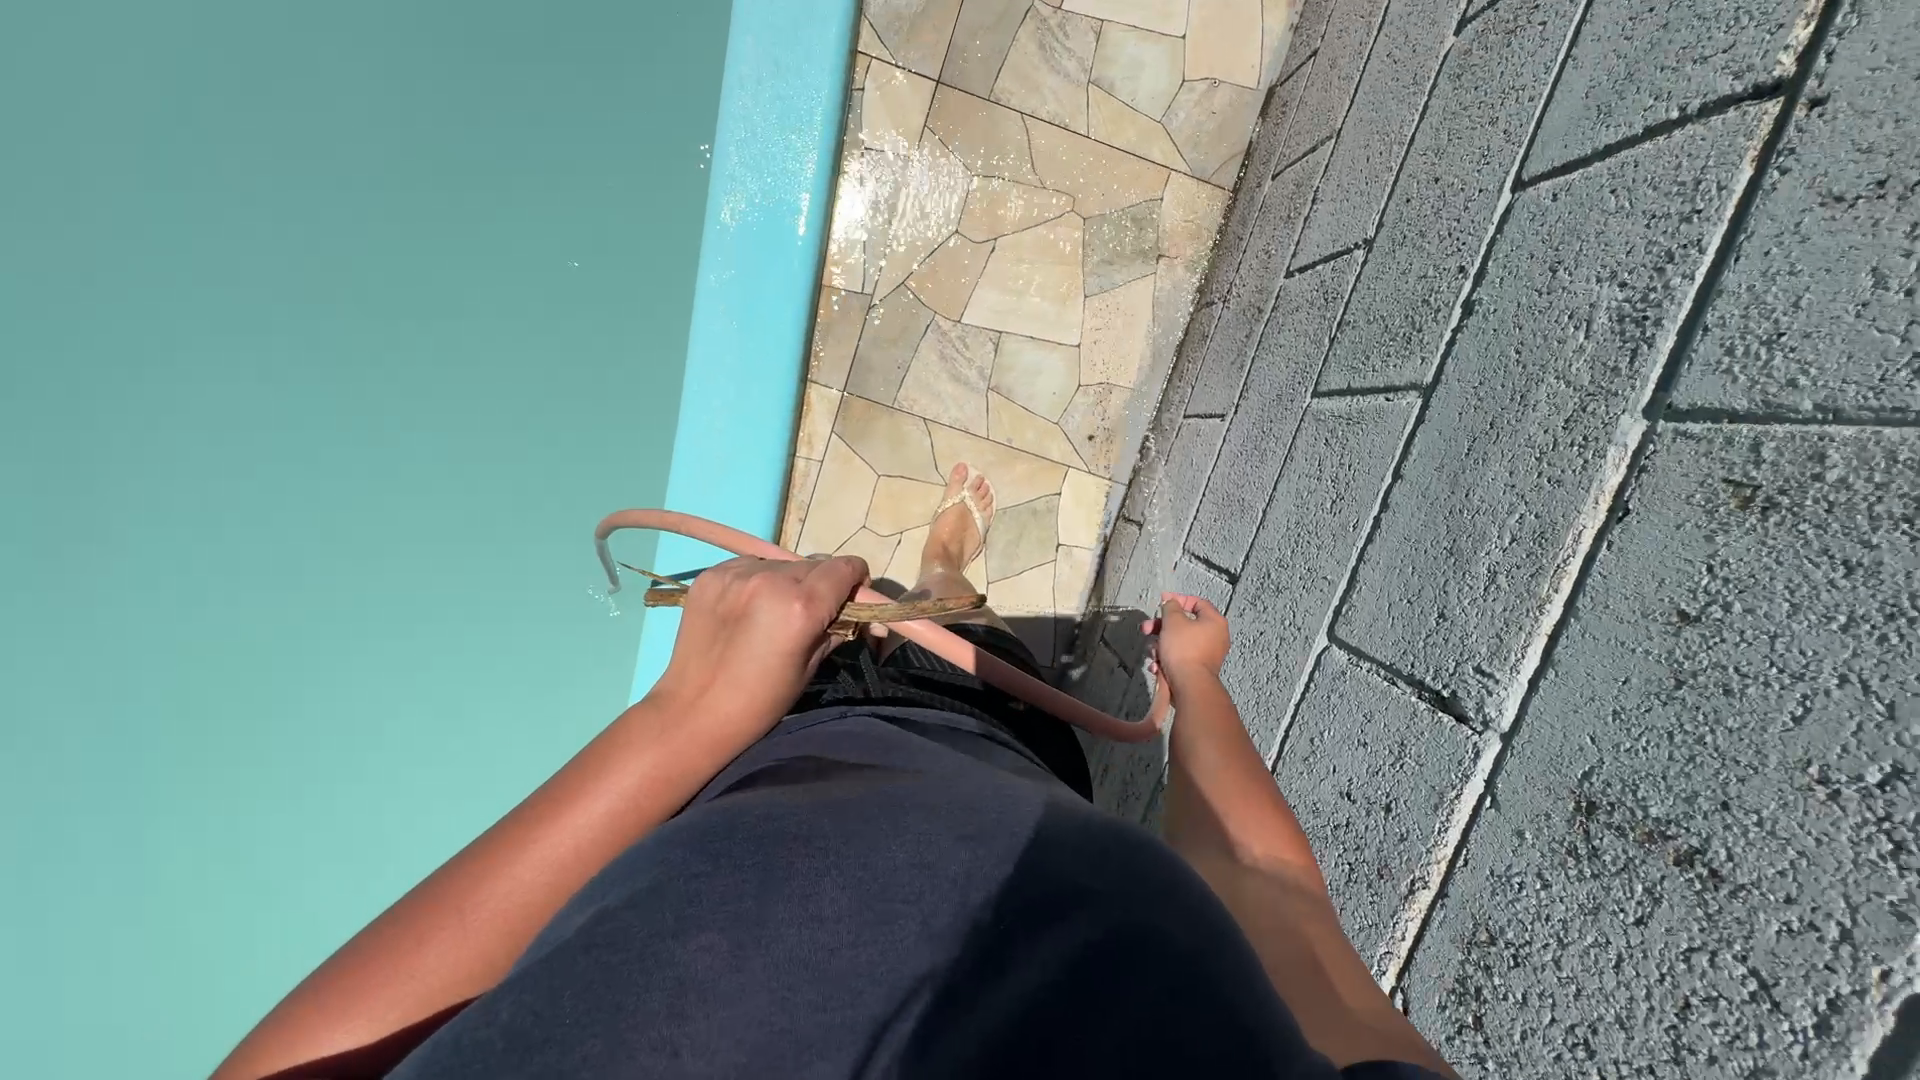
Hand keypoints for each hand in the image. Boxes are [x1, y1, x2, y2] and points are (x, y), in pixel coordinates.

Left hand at [651, 555, 868, 730]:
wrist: (693, 713)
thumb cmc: (760, 702)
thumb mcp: (810, 667)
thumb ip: (835, 629)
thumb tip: (853, 612)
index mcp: (801, 605)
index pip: (845, 567)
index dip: (856, 581)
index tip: (851, 597)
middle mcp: (770, 579)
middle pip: (815, 564)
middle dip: (822, 584)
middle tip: (810, 613)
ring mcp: (736, 574)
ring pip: (781, 563)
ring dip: (787, 581)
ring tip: (772, 613)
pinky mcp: (711, 575)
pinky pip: (749, 566)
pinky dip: (757, 581)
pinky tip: (746, 609)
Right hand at [1141, 592, 1229, 686]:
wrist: (1189, 685)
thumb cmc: (1184, 650)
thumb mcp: (1172, 621)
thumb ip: (1170, 607)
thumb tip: (1170, 602)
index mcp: (1214, 622)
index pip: (1197, 602)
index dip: (1178, 600)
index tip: (1162, 602)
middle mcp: (1215, 637)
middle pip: (1184, 624)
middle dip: (1161, 626)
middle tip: (1147, 628)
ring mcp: (1207, 655)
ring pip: (1179, 642)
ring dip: (1161, 645)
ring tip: (1153, 652)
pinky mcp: (1198, 669)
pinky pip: (1180, 658)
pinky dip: (1167, 659)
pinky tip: (1158, 665)